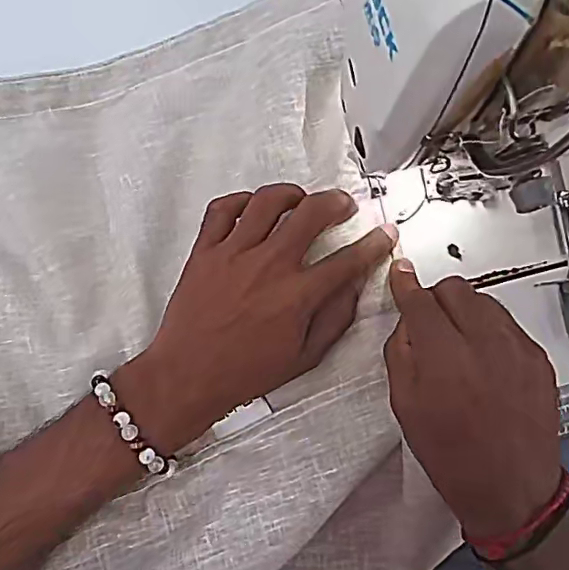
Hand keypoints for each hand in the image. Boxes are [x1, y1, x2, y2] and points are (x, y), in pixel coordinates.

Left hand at [114, 185, 394, 450]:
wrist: (188, 375)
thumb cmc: (239, 371)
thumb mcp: (303, 356)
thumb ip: (334, 319)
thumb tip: (352, 290)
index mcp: (296, 295)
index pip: (348, 259)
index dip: (373, 243)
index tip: (380, 235)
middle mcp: (267, 267)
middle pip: (312, 212)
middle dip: (337, 202)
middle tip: (342, 206)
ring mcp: (233, 255)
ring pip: (268, 200)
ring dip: (292, 194)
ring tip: (299, 199)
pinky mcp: (205, 252)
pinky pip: (222, 209)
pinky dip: (240, 200)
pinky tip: (250, 207)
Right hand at [384, 259, 563, 538]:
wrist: (510, 488)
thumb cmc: (458, 458)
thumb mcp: (407, 407)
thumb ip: (401, 355)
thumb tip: (405, 323)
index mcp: (444, 358)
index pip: (420, 300)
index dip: (405, 283)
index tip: (401, 274)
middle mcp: (485, 345)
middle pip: (455, 290)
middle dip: (436, 299)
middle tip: (428, 322)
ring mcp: (517, 349)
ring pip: (485, 301)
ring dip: (465, 312)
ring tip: (458, 346)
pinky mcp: (539, 358)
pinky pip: (509, 325)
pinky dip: (491, 331)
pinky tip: (483, 360)